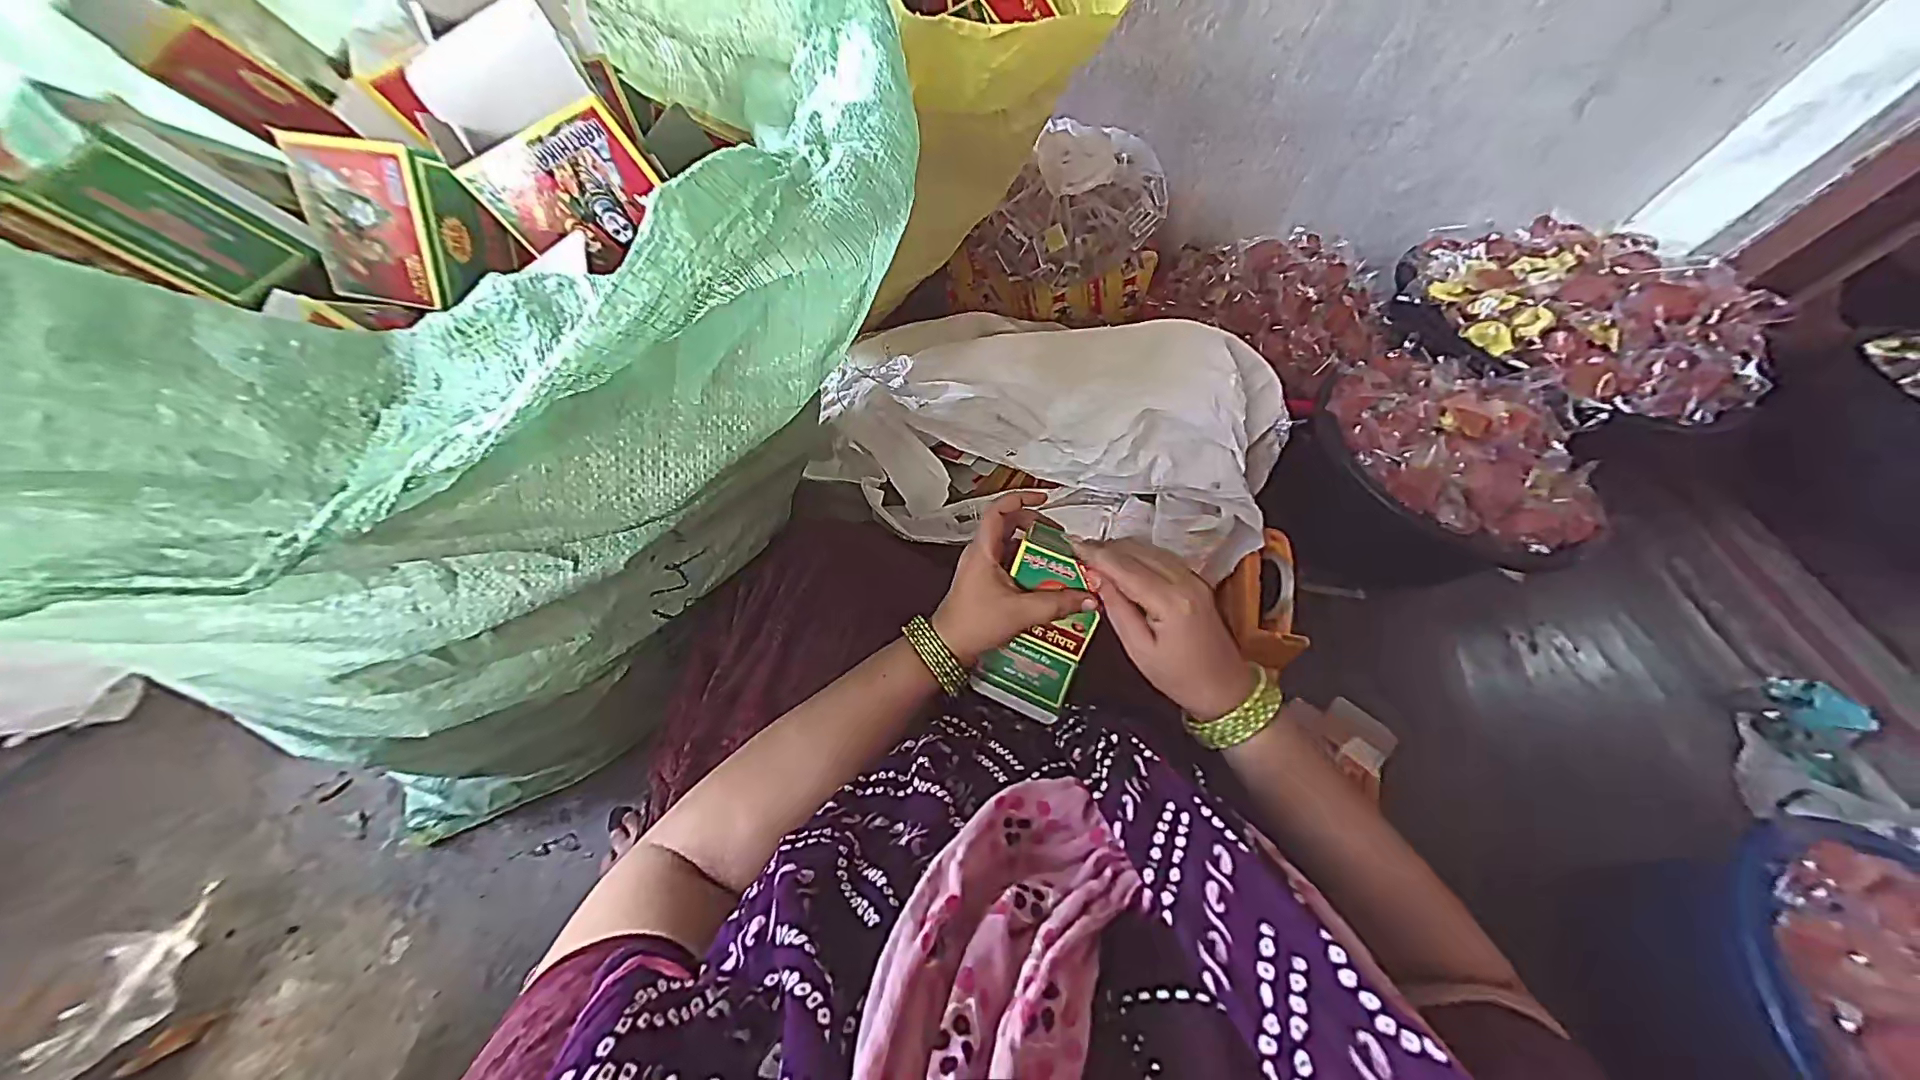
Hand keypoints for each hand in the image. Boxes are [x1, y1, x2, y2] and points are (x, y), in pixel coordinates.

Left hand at [931, 492, 1095, 666]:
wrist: (948, 647)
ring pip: (1013, 548)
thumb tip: (1085, 597)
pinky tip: (1045, 585)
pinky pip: (1012, 567)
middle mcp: (981, 555)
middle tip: (1057, 537)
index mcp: (983, 551)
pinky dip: (1029, 570)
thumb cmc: (971, 624)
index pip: (998, 510)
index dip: (1021, 498)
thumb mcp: (1021, 612)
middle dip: (1036, 527)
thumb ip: (1057, 604)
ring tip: (1056, 562)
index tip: (1043, 498)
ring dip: (1035, 552)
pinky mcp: (987, 583)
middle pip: (1010, 526)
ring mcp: (983, 568)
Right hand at [1072, 538, 1255, 720]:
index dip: (1095, 554)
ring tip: (1093, 556)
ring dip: (1120, 549)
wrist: (1225, 688)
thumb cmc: (1179, 677)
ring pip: (1148, 548)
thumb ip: (1116, 609)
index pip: (1124, 567)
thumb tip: (1096, 577)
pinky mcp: (1195, 580)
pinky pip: (1160, 556)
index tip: (1072, 546)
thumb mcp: (1138, 649)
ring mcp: (1193, 578)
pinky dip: (1136, 554)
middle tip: (1077, 552)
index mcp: (1170, 601)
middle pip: (1136, 551)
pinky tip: (1120, 563)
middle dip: (1104, 549)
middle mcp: (1184, 581)